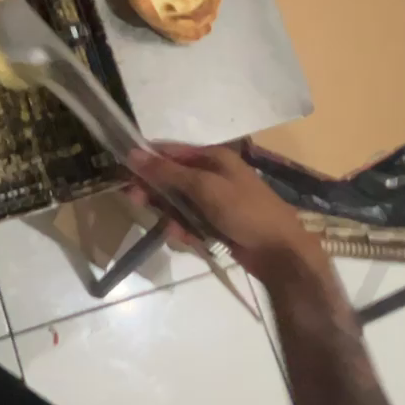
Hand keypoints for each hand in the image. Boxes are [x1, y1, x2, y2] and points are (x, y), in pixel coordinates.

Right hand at [127, 142, 326, 287]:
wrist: (281, 253)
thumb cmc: (245, 211)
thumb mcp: (204, 188)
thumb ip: (167, 172)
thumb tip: (132, 153)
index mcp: (213, 157)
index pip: (169, 151)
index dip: (145, 160)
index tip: (124, 173)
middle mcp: (213, 174)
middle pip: (171, 177)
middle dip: (154, 190)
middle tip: (135, 201)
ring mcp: (215, 200)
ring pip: (178, 201)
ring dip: (170, 214)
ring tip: (172, 229)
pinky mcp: (217, 222)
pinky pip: (190, 220)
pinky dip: (185, 229)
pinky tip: (186, 239)